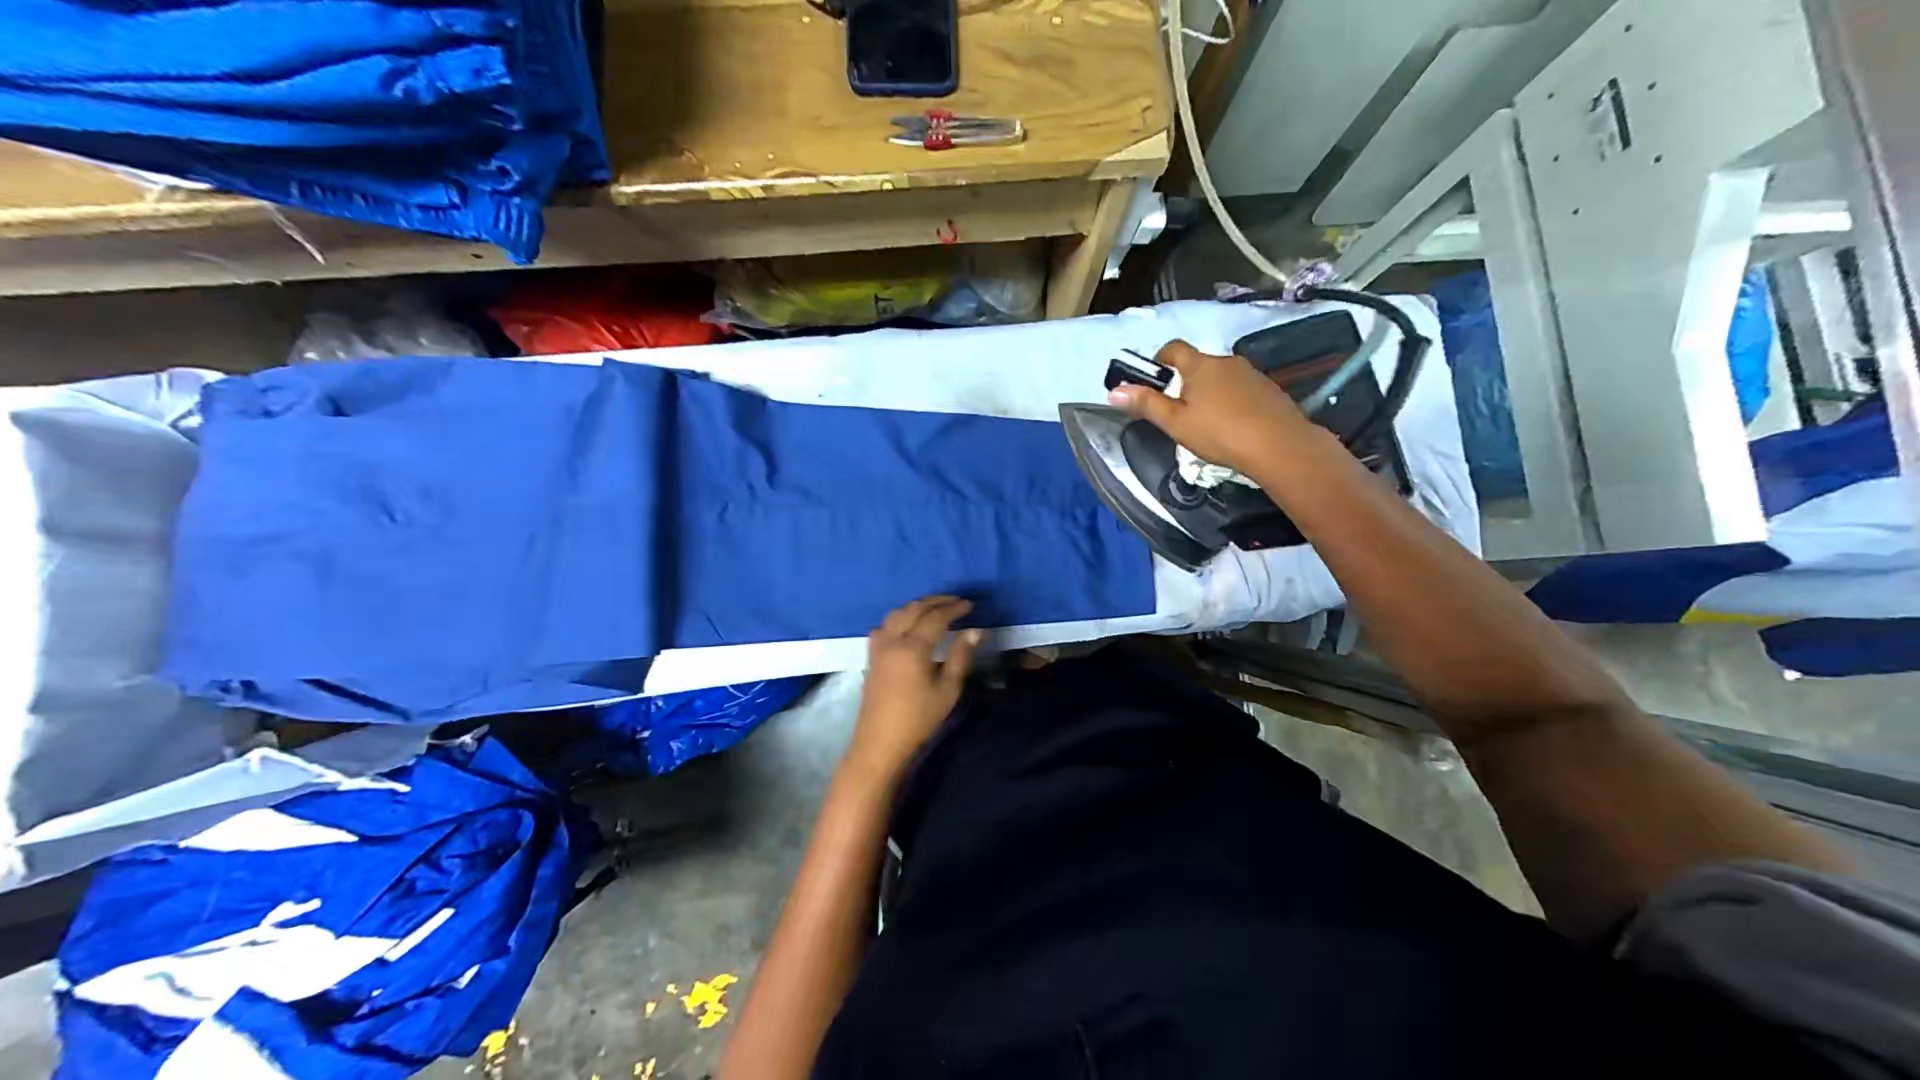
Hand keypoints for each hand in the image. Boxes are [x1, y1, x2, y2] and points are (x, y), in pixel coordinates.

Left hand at [846, 596, 981, 781]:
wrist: (881, 741)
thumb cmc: (919, 719)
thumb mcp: (948, 690)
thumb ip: (961, 656)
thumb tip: (975, 630)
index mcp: (912, 648)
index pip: (935, 618)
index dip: (953, 608)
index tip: (970, 605)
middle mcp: (892, 640)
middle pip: (914, 609)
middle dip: (936, 602)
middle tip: (955, 601)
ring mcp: (878, 647)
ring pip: (897, 613)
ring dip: (916, 606)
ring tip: (935, 609)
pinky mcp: (871, 655)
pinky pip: (885, 625)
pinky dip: (900, 617)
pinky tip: (909, 625)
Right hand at [1108, 340, 1316, 476]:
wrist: (1279, 446)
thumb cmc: (1220, 432)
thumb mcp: (1176, 423)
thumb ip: (1146, 404)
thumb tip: (1114, 390)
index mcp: (1199, 365)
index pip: (1174, 348)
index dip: (1160, 359)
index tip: (1154, 378)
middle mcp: (1226, 361)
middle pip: (1198, 364)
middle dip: (1186, 382)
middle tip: (1179, 411)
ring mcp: (1251, 374)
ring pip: (1221, 377)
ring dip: (1210, 392)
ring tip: (1207, 422)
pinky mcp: (1269, 389)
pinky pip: (1242, 389)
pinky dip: (1232, 401)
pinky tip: (1233, 426)